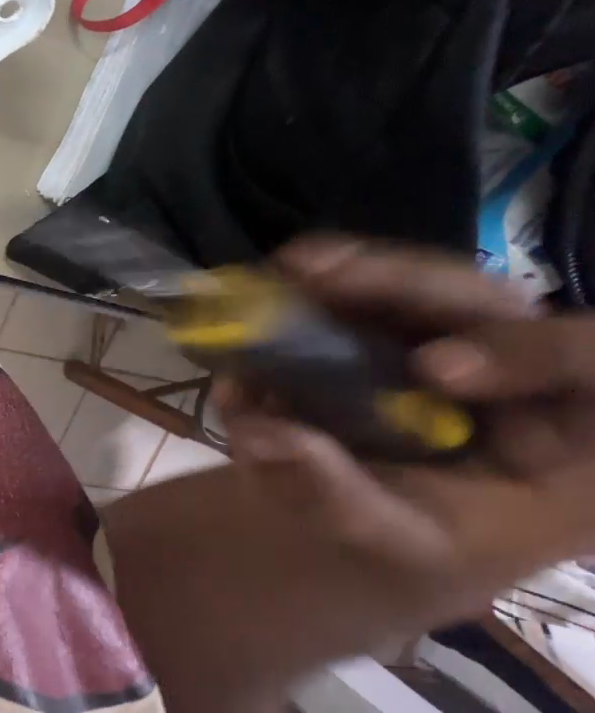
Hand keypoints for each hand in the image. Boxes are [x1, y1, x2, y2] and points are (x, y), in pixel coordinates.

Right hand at [220, 238, 594, 624]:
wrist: (373, 532)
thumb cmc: (409, 552)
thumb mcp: (385, 543)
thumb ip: (335, 497)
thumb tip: (262, 434)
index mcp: (571, 443)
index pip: (592, 370)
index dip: (531, 352)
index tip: (434, 370)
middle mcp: (522, 380)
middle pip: (492, 304)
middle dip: (405, 281)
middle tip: (316, 273)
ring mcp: (457, 346)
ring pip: (426, 284)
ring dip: (351, 271)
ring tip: (284, 271)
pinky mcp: (395, 331)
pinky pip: (366, 291)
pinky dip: (313, 286)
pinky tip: (267, 291)